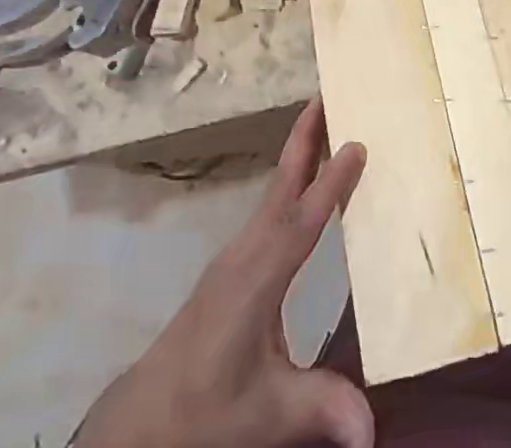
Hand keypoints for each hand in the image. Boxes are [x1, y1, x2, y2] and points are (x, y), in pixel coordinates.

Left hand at [75, 101, 370, 447]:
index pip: (301, 223)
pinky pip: (271, 211)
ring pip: (274, 194)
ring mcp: (236, 260)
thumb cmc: (202, 413)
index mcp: (256, 283)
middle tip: (328, 95)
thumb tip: (373, 432)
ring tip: (327, 124)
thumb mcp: (265, 416)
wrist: (137, 430)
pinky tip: (308, 183)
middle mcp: (245, 259)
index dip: (330, 185)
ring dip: (300, 155)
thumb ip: (322, 410)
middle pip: (281, 188)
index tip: (358, 144)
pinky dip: (292, 182)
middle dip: (304, 140)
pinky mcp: (235, 269)